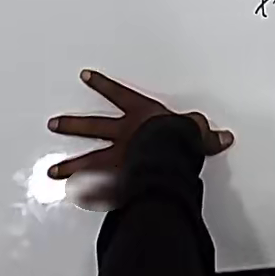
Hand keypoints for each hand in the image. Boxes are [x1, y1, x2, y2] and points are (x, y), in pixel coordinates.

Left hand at [46, 69, 232, 178]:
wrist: (171, 154)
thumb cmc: (179, 138)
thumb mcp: (196, 130)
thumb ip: (204, 134)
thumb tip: (223, 137)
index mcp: (140, 115)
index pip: (117, 94)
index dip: (101, 84)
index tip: (84, 76)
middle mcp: (124, 134)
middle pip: (92, 127)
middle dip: (72, 125)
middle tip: (53, 123)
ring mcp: (117, 157)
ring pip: (87, 159)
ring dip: (69, 166)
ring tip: (52, 172)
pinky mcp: (117, 181)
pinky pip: (99, 189)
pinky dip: (88, 195)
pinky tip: (75, 200)